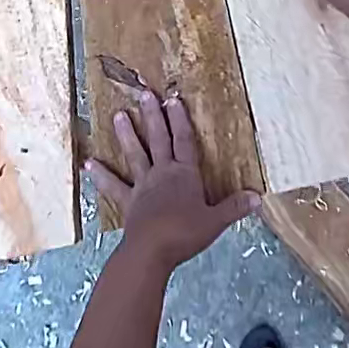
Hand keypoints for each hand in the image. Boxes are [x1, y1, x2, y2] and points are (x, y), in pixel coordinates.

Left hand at [84, 86, 259, 273]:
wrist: (149, 253)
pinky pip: (113, 186)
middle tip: (145, 94)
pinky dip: (101, 175)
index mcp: (185, 173)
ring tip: (118, 115)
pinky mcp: (127, 203)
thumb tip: (259, 197)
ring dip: (127, 135)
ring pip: (135, 155)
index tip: (174, 99)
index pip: (184, 140)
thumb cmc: (185, 233)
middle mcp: (163, 173)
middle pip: (158, 139)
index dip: (180, 119)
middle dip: (153, 116)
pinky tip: (89, 164)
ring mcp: (143, 186)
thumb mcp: (216, 221)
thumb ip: (236, 207)